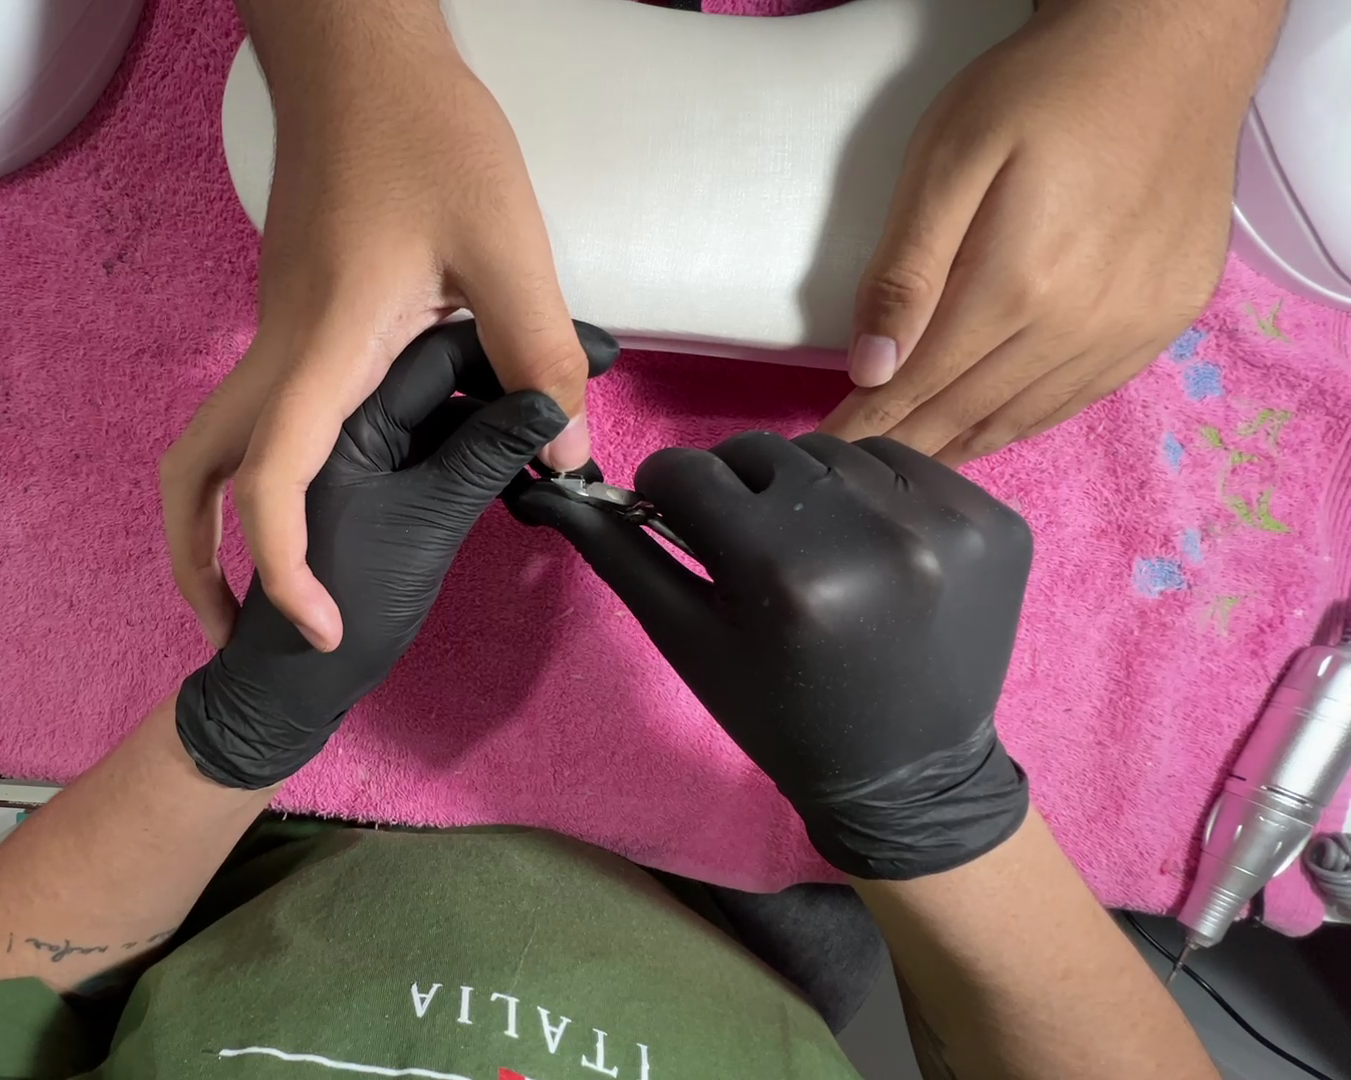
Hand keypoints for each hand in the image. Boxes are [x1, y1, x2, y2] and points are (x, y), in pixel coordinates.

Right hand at [161, 0, 590, 653]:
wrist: (356, 64)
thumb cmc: (426, 138)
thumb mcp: (506, 250)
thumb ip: (539, 358)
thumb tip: (564, 453)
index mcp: (324, 350)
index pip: (272, 480)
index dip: (283, 571)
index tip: (317, 630)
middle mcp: (279, 356)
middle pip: (192, 474)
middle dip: (196, 561)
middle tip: (235, 622)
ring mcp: (273, 339)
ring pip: (209, 446)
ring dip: (209, 522)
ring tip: (248, 580)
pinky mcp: (287, 325)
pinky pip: (254, 416)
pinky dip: (259, 476)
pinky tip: (315, 488)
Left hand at [178, 320, 614, 788]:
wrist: (301, 673)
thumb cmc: (355, 599)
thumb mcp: (429, 519)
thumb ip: (487, 452)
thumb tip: (559, 404)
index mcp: (346, 406)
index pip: (442, 354)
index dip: (515, 355)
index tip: (587, 363)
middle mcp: (353, 410)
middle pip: (448, 373)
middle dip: (514, 385)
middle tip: (583, 401)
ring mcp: (369, 444)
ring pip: (448, 408)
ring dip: (503, 420)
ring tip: (565, 436)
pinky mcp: (385, 476)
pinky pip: (439, 441)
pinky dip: (482, 448)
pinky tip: (528, 461)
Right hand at [508, 433, 1031, 878]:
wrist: (904, 770)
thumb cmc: (771, 710)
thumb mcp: (683, 639)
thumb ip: (620, 556)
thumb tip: (555, 494)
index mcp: (777, 572)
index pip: (687, 471)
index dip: (664, 489)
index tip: (669, 513)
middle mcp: (866, 533)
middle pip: (757, 450)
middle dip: (731, 485)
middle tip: (740, 539)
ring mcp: (943, 522)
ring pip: (828, 448)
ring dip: (800, 484)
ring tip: (805, 542)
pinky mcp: (996, 521)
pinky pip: (902, 462)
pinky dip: (868, 488)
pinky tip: (865, 540)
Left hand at [822, 0, 1283, 462]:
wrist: (1173, 38)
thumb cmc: (1038, 96)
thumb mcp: (944, 170)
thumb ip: (903, 276)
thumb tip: (869, 368)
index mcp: (1014, 289)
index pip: (912, 388)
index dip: (864, 426)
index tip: (826, 452)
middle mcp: (1079, 323)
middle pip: (960, 412)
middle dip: (899, 444)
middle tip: (856, 469)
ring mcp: (1132, 324)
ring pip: (1018, 418)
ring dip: (955, 446)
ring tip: (908, 465)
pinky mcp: (1167, 314)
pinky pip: (1077, 397)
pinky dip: (1020, 424)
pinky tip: (985, 432)